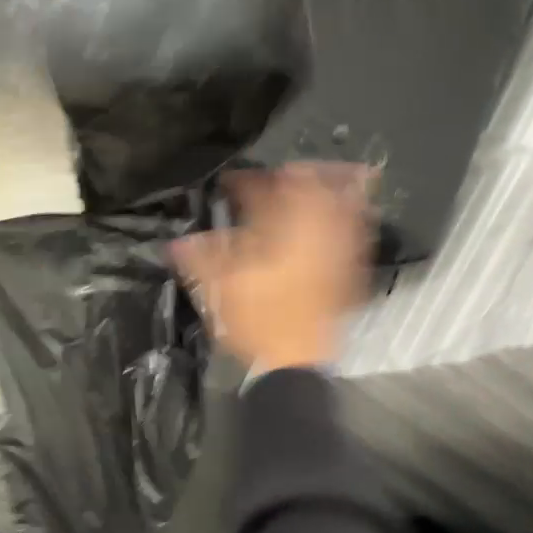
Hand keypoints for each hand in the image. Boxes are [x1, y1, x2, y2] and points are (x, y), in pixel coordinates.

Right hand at [170, 163, 373, 373]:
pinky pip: (356, 227)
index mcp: (283, 231)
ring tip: (316, 180)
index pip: (264, 191)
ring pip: (343, 201)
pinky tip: (338, 217)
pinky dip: (348, 213)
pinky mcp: (351, 267)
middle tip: (278, 174)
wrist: (298, 359)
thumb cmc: (259, 322)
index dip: (245, 181)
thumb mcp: (222, 289)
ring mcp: (340, 248)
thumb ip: (201, 259)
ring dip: (329, 186)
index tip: (230, 180)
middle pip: (313, 185)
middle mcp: (317, 231)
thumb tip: (176, 244)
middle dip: (294, 174)